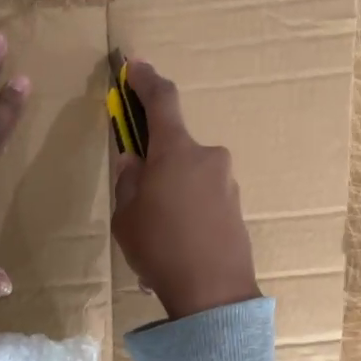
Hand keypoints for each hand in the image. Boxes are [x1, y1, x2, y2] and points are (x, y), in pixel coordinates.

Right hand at [111, 60, 261, 319]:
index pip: (162, 100)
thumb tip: (132, 161)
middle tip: (134, 204)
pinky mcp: (234, 207)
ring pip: (186, 180)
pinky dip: (182, 219)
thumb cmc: (160, 249)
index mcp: (175, 151)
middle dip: (153, 169)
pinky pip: (199, 204)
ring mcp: (226, 182)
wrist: (212, 292)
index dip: (144, 82)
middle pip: (173, 150)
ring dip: (167, 199)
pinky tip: (170, 253)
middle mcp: (207, 156)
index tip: (133, 68)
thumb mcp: (126, 218)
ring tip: (151, 242)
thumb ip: (127, 182)